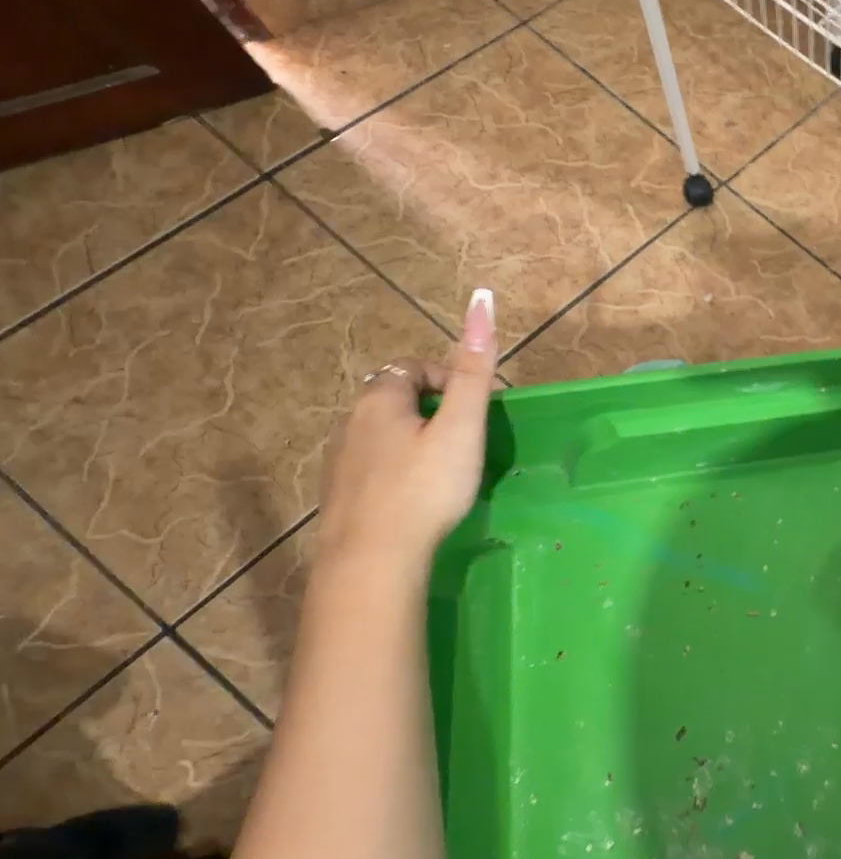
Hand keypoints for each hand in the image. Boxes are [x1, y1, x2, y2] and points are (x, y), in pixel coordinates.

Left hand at [314, 289, 498, 567]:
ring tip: (447, 469)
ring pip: (383, 434)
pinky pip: (374, 467)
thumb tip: (482, 300)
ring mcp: (340, 461)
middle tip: (466, 440)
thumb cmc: (426, 487)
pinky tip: (418, 496)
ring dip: (415, 441)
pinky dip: (398, 470)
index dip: (449, 381)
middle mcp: (351, 423)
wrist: (373, 558)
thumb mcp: (462, 427)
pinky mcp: (340, 496)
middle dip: (433, 410)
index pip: (414, 369)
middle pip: (396, 400)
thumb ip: (473, 369)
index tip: (475, 412)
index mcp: (380, 400)